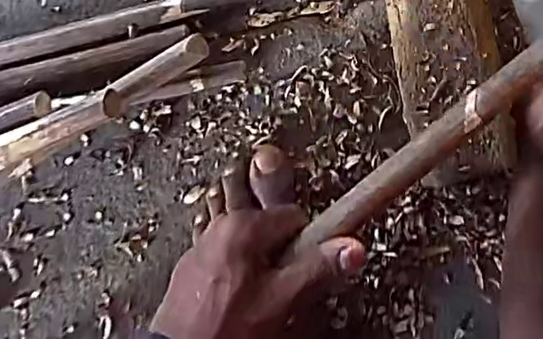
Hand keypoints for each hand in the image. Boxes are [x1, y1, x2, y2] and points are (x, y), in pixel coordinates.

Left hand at [150, 144, 366, 338]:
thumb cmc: (224, 332)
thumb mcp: (279, 302)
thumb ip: (317, 269)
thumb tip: (353, 248)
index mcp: (244, 225)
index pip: (293, 215)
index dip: (305, 243)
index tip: (303, 266)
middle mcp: (220, 225)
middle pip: (266, 226)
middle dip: (278, 252)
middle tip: (276, 286)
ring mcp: (201, 245)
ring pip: (243, 241)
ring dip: (254, 262)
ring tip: (254, 294)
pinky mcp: (188, 268)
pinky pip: (221, 256)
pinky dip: (231, 271)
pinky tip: (232, 298)